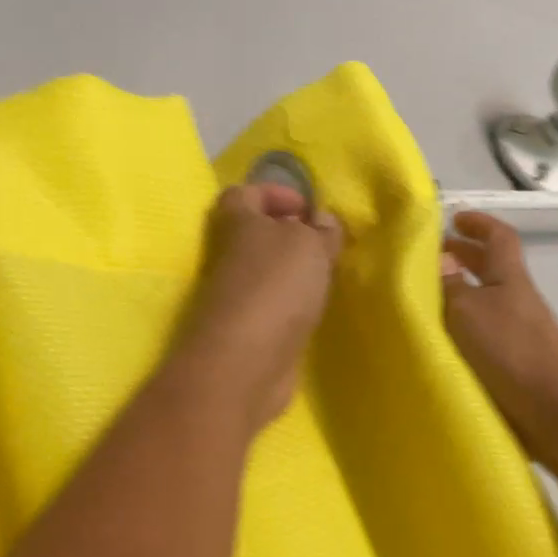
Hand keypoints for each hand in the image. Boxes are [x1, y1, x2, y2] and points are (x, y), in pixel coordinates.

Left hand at [171, 183, 342, 430]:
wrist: (246, 363)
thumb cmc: (275, 287)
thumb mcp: (308, 244)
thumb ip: (321, 230)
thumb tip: (323, 220)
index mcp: (237, 223)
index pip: (245, 194)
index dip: (276, 193)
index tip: (309, 208)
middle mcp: (230, 257)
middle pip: (257, 235)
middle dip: (290, 236)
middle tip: (325, 245)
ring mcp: (238, 298)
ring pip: (267, 273)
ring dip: (295, 273)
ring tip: (327, 277)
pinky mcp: (251, 332)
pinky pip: (275, 306)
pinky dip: (294, 305)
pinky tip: (316, 310)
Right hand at [441, 212, 557, 462]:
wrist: (551, 410)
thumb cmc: (509, 351)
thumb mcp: (468, 311)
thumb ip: (451, 285)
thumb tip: (443, 257)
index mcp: (510, 278)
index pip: (499, 237)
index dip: (478, 223)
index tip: (454, 219)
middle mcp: (518, 301)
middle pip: (492, 269)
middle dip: (463, 259)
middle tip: (430, 261)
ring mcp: (521, 334)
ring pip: (487, 304)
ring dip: (460, 299)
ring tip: (427, 307)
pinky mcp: (517, 365)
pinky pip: (486, 336)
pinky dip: (465, 332)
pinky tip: (444, 346)